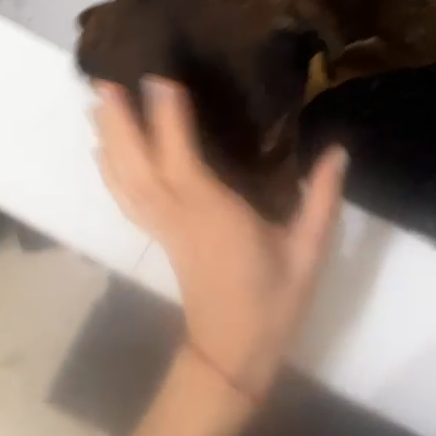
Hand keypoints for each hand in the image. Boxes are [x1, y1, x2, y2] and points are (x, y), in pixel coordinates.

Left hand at [92, 78, 348, 402]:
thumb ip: (321, 201)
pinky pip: (128, 198)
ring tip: (96, 101)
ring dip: (109, 139)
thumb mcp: (308, 253)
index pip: (182, 160)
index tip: (158, 78)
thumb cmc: (272, 303)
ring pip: (126, 179)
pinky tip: (103, 151)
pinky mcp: (161, 238)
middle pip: (138, 165)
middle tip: (103, 78)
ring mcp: (165, 228)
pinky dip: (111, 171)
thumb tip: (338, 150)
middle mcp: (181, 216)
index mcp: (214, 216)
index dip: (167, 120)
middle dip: (119, 122)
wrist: (231, 357)